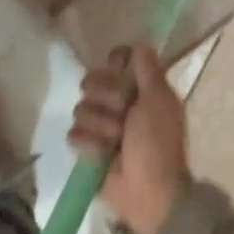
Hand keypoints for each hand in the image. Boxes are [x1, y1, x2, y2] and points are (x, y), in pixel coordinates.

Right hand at [68, 44, 189, 233]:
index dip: (114, 63)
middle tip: (122, 112)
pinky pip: (74, 133)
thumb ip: (149, 71)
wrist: (149, 191)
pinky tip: (103, 154)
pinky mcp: (87, 149)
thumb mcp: (159, 102)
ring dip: (100, 124)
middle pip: (93, 80)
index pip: (117, 61)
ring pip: (81, 107)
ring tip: (116, 140)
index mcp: (141, 90)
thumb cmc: (159, 144)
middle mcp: (120, 103)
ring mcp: (102, 126)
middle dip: (106, 97)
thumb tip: (141, 43)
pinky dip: (89, 144)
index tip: (118, 70)